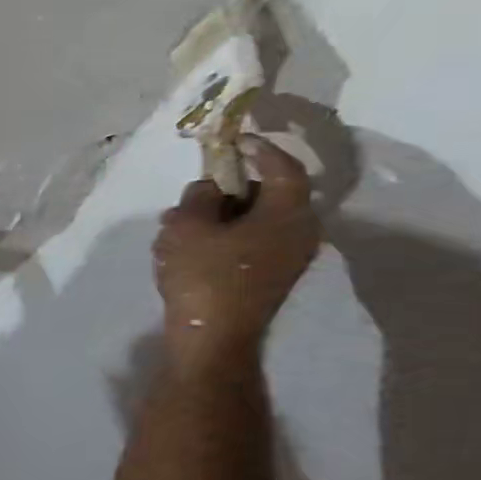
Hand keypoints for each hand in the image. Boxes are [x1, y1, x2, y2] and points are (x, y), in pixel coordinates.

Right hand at [153, 136, 319, 366]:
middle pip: (268, 194)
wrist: (211, 340)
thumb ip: (199, 195)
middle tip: (197, 189)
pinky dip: (225, 235)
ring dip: (221, 214)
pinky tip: (191, 245)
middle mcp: (298, 234)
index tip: (234, 139)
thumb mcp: (187, 225)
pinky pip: (250, 242)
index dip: (259, 148)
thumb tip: (211, 188)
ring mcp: (286, 260)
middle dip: (229, 187)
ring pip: (255, 220)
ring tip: (182, 222)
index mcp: (287, 215)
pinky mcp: (268, 278)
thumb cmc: (203, 276)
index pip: (283, 167)